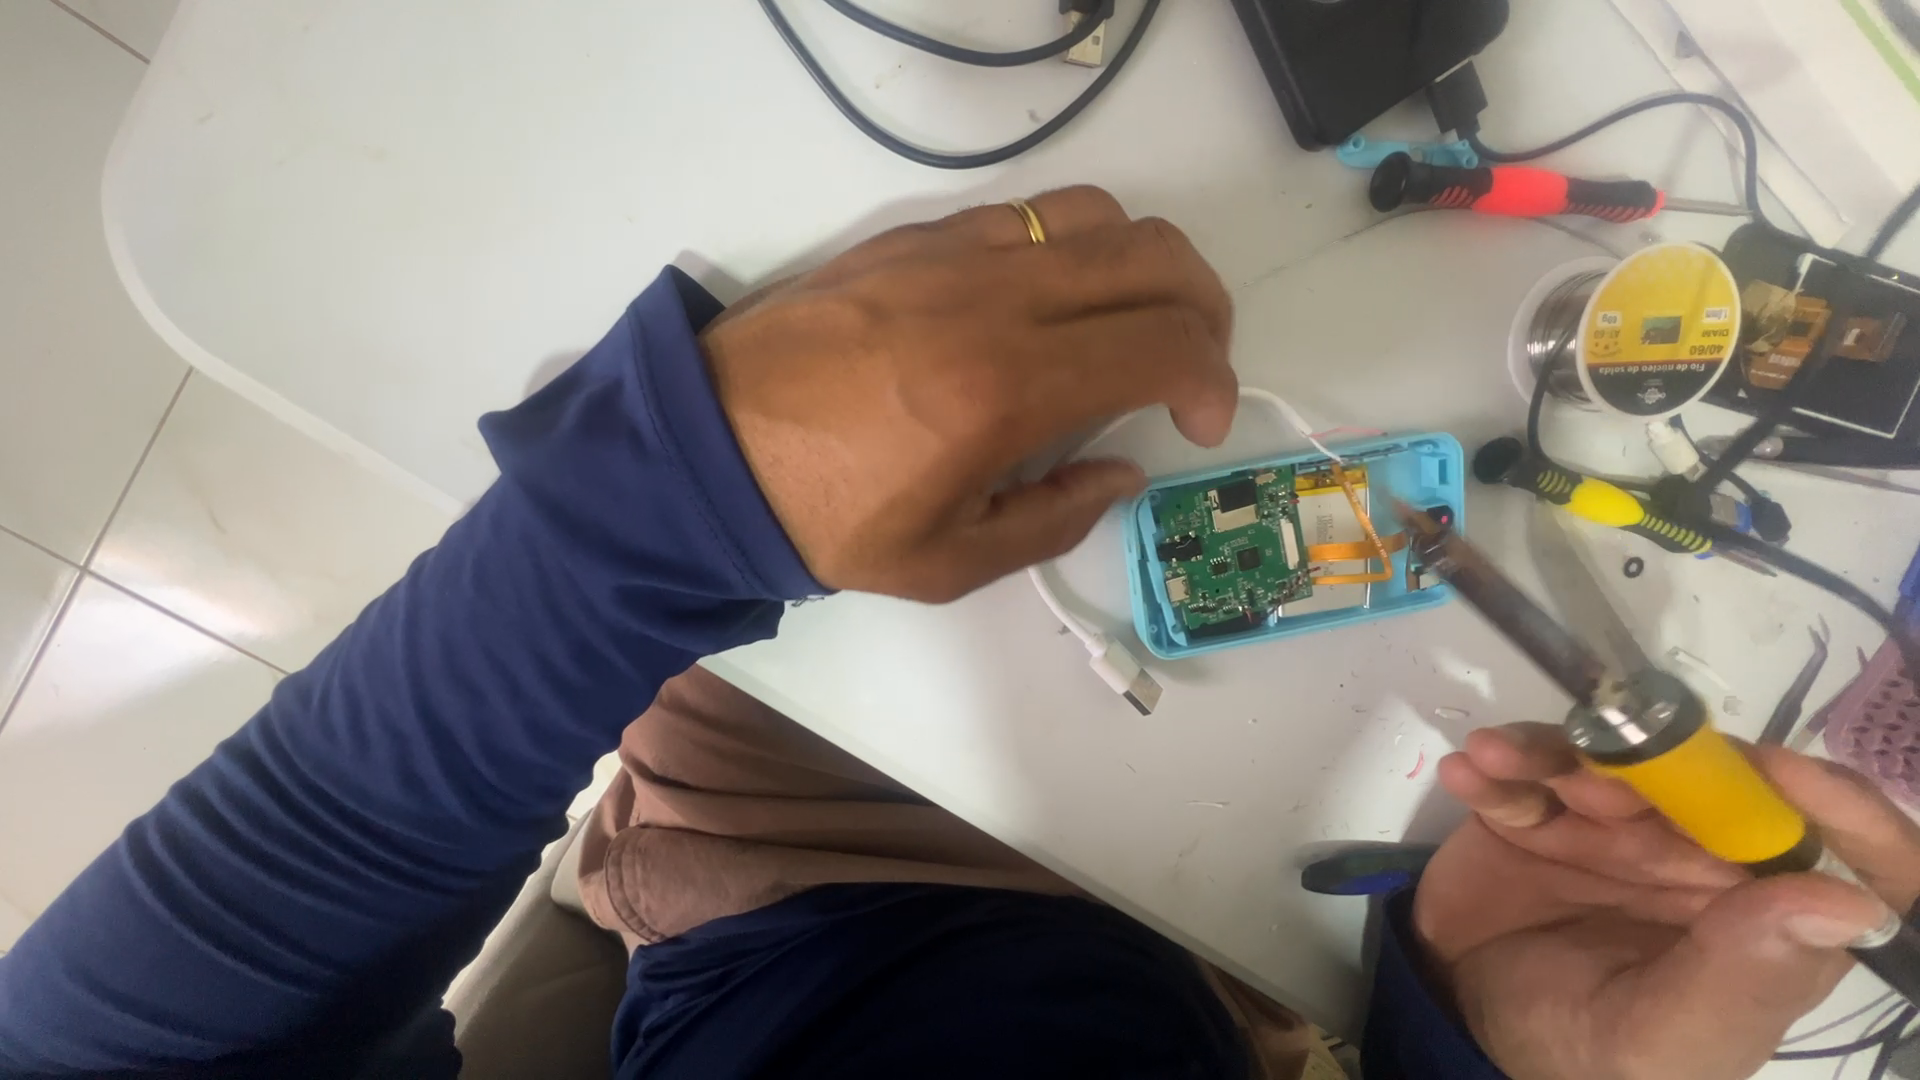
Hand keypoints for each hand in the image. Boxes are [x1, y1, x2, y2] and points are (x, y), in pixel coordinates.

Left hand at [701, 187, 1236, 601]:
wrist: (712, 449)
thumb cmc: (828, 517)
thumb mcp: (946, 562)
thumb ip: (1054, 521)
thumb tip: (1121, 472)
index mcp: (1005, 389)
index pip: (1161, 345)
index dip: (1212, 380)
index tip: (1202, 421)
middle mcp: (992, 298)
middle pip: (1152, 258)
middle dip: (1205, 310)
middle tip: (1194, 365)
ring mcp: (950, 253)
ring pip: (1097, 216)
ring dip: (1145, 267)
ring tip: (1133, 325)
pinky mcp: (912, 237)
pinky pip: (1026, 214)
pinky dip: (1071, 248)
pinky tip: (1049, 303)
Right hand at [1415, 723, 1919, 1079]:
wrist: (1465, 1018)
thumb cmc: (1583, 1047)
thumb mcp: (1668, 1033)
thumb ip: (1742, 973)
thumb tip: (1844, 901)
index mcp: (1755, 916)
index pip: (1838, 856)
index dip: (1835, 807)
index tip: (1783, 771)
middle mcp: (1687, 859)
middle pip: (1693, 784)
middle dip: (1647, 762)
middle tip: (1581, 779)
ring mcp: (1599, 830)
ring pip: (1593, 762)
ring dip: (1546, 750)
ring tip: (1494, 756)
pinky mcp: (1527, 815)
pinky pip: (1514, 777)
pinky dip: (1489, 766)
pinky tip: (1464, 772)